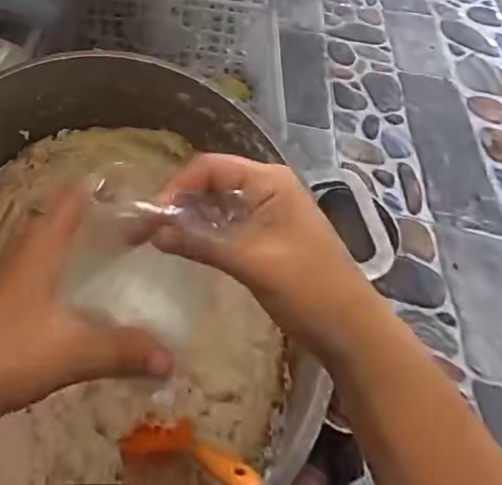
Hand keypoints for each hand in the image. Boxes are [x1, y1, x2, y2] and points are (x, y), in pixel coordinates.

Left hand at [0, 181, 173, 424]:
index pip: (70, 198)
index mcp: (39, 245)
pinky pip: (15, 252)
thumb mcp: (74, 352)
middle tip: (112, 212)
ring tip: (80, 231)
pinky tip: (45, 271)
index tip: (125, 185)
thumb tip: (171, 358)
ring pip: (27, 227)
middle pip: (48, 207)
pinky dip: (34, 247)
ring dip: (52, 221)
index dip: (96, 186)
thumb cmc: (11, 353)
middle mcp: (18, 246)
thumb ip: (123, 350)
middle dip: (78, 202)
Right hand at [147, 155, 381, 362]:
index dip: (178, 186)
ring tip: (158, 237)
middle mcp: (267, 187)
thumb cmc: (308, 288)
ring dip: (189, 217)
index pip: (211, 167)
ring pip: (217, 203)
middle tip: (147, 227)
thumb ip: (201, 242)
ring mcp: (268, 211)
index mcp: (269, 180)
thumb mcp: (251, 262)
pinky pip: (227, 223)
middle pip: (212, 182)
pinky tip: (184, 246)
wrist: (354, 333)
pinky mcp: (266, 236)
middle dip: (179, 201)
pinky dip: (204, 232)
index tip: (152, 214)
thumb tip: (154, 232)